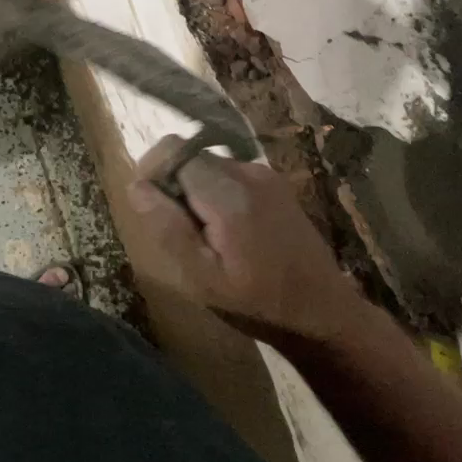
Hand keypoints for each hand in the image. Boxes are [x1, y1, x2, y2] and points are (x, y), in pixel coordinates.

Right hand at [127, 135, 367, 348]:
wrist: (324, 312)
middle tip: (181, 231)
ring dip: (194, 191)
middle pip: (188, 155)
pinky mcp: (275, 184)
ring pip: (207, 164)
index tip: (152, 207)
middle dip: (173, 185)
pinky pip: (228, 174)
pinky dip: (215, 193)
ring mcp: (265, 175)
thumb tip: (136, 186)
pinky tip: (228, 231)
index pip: (172, 149)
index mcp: (229, 193)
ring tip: (206, 235)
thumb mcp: (201, 278)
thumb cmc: (258, 302)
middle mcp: (248, 171)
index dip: (152, 170)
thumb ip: (168, 228)